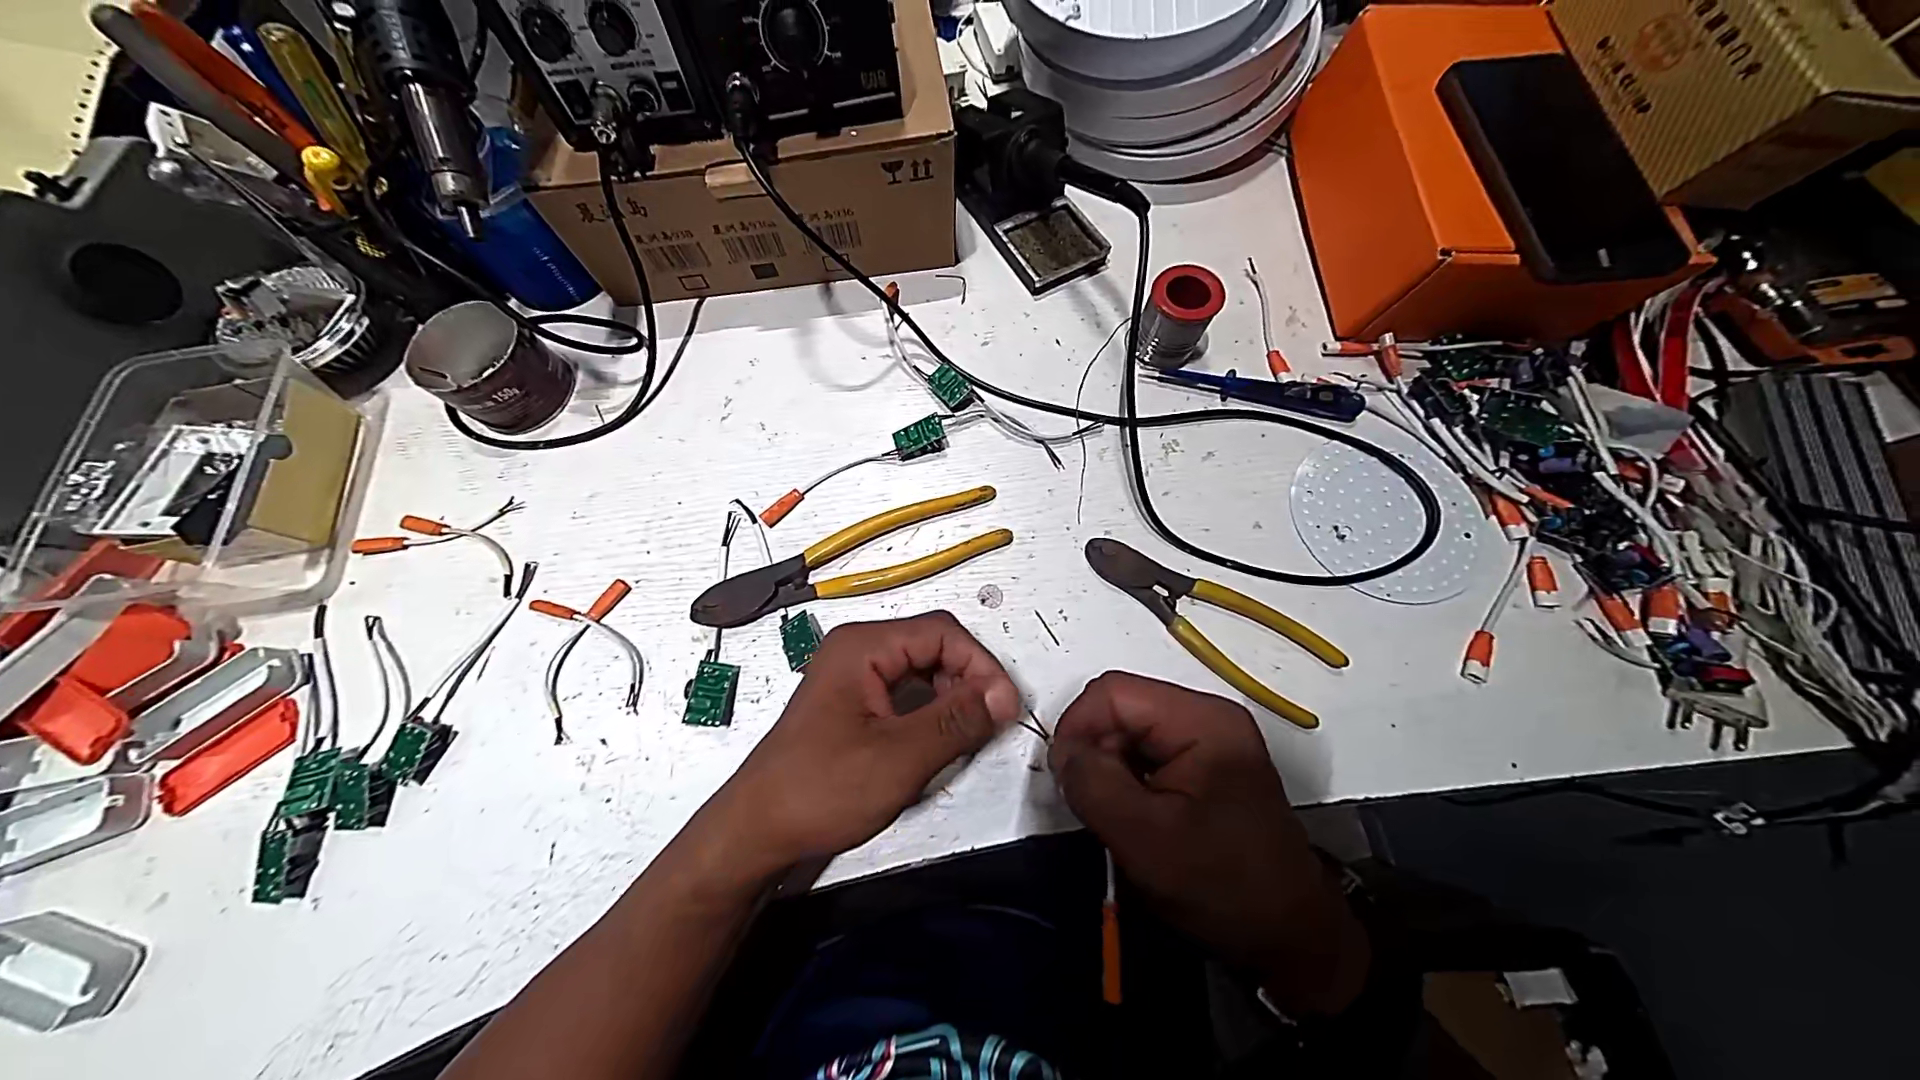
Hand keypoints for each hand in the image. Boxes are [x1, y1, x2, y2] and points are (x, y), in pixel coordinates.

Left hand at [703, 611, 1020, 877]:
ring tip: (962, 736)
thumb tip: (1000, 696)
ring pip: (923, 671)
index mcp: (861, 648)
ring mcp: (854, 676)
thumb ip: (956, 722)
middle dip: (967, 681)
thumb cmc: (811, 791)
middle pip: (934, 647)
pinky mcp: (855, 702)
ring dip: (950, 699)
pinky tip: (934, 742)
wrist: (758, 830)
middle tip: (987, 720)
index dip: (981, 666)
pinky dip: (930, 713)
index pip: (943, 633)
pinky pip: (907, 693)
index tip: (1002, 704)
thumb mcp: (898, 758)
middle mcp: (856, 652)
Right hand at [1049, 672, 1369, 1015]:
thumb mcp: (1145, 838)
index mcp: (1202, 721)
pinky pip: (1146, 752)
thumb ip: (1093, 783)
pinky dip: (1127, 778)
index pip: (1114, 693)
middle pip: (1123, 707)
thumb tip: (1062, 751)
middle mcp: (1208, 717)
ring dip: (1110, 767)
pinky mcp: (1205, 763)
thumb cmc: (1223, 887)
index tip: (1064, 776)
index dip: (1077, 727)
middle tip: (1094, 804)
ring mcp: (1209, 739)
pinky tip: (1136, 814)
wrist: (1290, 939)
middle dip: (1095, 750)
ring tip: (1118, 815)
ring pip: (1130, 730)